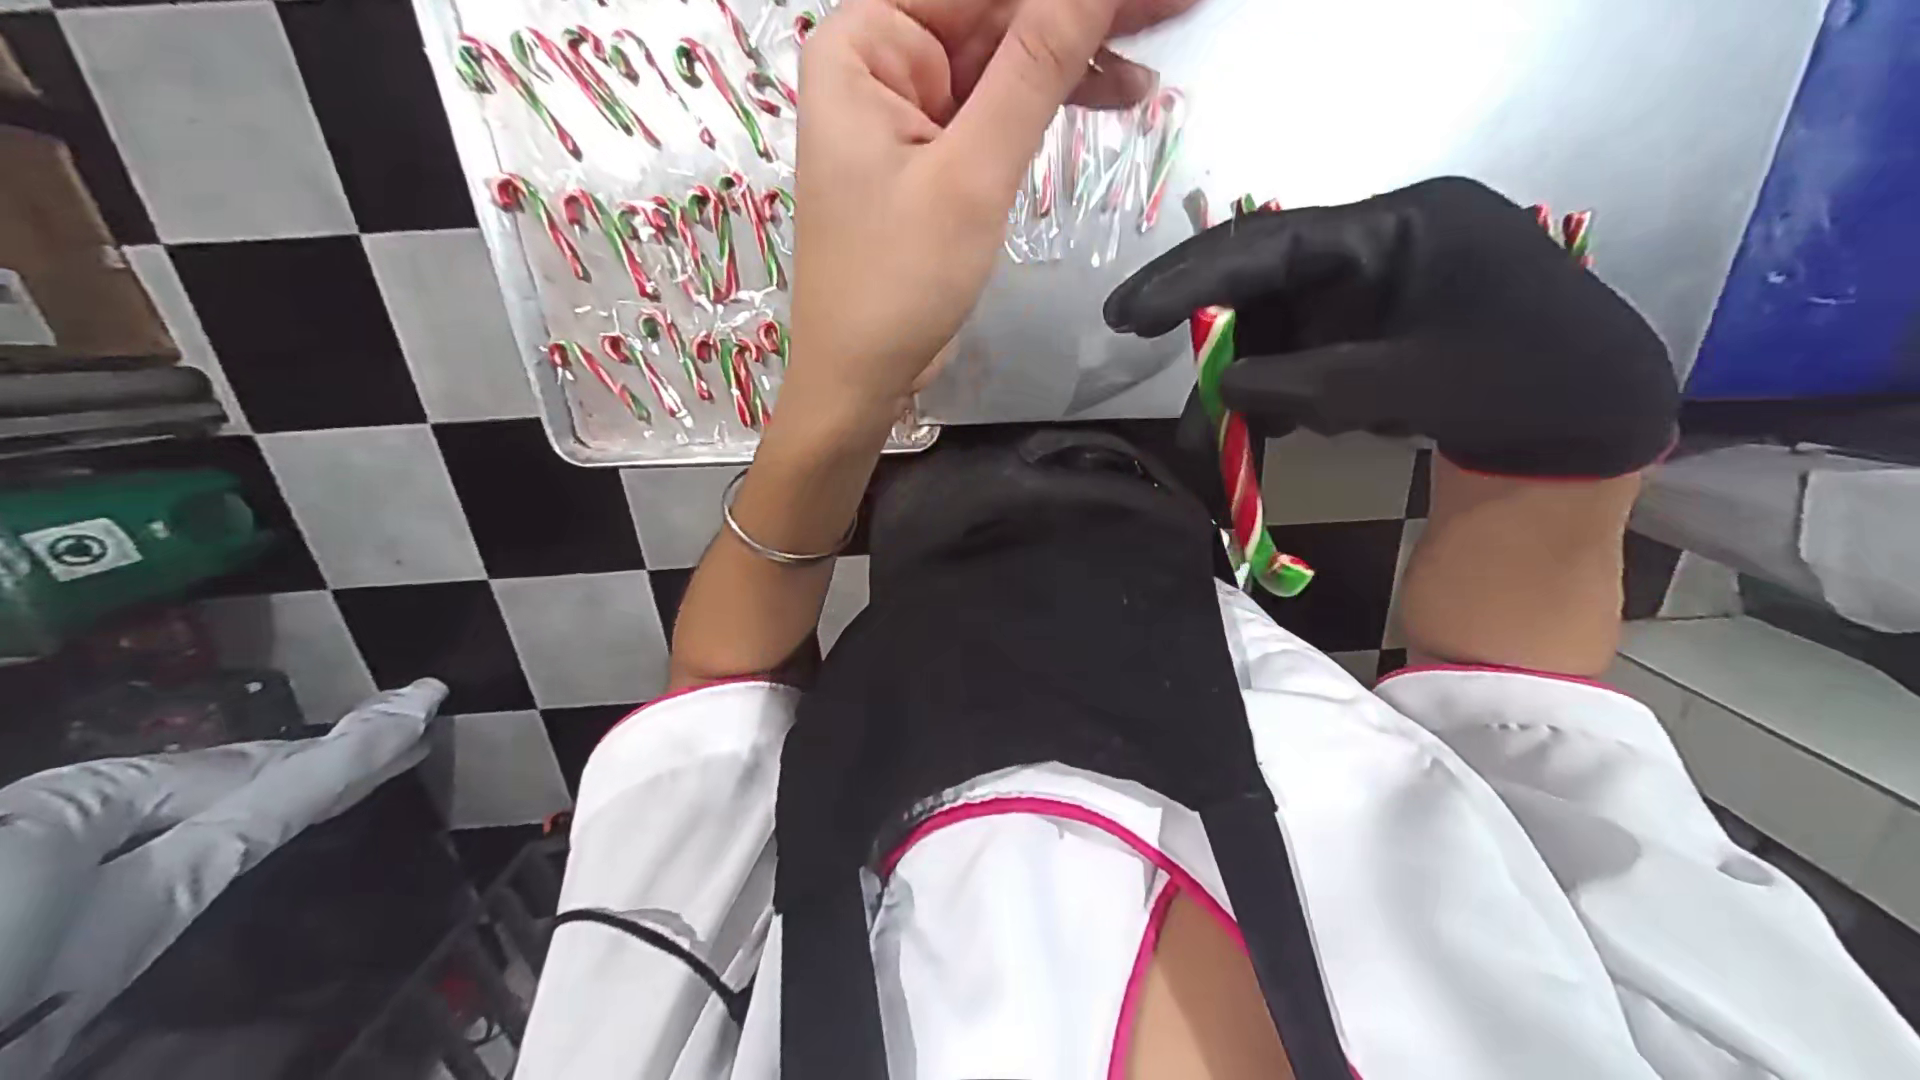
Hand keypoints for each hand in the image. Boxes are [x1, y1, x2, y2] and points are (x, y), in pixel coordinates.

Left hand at [784, 0, 1193, 424]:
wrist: (861, 376)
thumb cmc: (898, 282)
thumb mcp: (971, 175)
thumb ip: (1035, 69)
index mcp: (864, 45)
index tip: (1146, 0)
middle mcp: (879, 65)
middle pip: (993, 19)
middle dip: (1077, 20)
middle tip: (1169, 14)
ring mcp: (905, 114)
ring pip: (1002, 63)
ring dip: (1074, 61)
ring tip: (1155, 53)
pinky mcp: (928, 159)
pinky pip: (993, 112)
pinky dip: (1045, 108)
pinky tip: (1112, 94)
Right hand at [1103, 177, 1678, 477]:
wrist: (1587, 415)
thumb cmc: (1525, 381)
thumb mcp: (1417, 383)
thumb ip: (1314, 384)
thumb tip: (1223, 387)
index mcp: (1398, 228)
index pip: (1273, 243)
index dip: (1193, 276)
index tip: (1130, 315)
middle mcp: (1371, 248)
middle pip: (1261, 278)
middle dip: (1204, 323)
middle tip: (1137, 337)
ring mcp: (1364, 290)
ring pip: (1270, 325)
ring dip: (1237, 379)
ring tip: (1212, 437)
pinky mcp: (1361, 328)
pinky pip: (1294, 353)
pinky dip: (1271, 392)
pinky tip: (1266, 427)